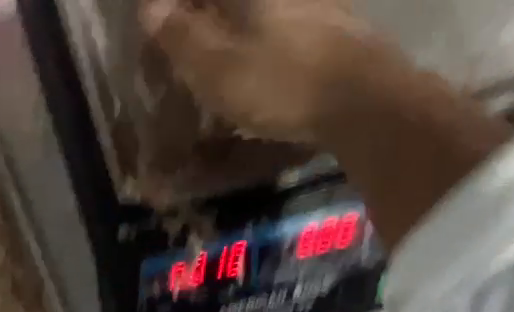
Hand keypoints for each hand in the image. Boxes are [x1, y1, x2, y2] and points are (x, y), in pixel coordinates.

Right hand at [140, 0, 388, 142]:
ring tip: (204, 64)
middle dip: (196, 19)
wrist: (364, 100)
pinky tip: (246, 70)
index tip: (153, 29)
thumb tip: (149, 7)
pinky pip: (275, 26)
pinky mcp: (329, 27)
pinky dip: (252, 42)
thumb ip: (180, 35)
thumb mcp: (215, 67)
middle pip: (224, 3)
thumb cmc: (280, 82)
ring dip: (223, 32)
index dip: (169, 12)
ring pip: (253, 14)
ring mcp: (310, 5)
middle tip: (173, 53)